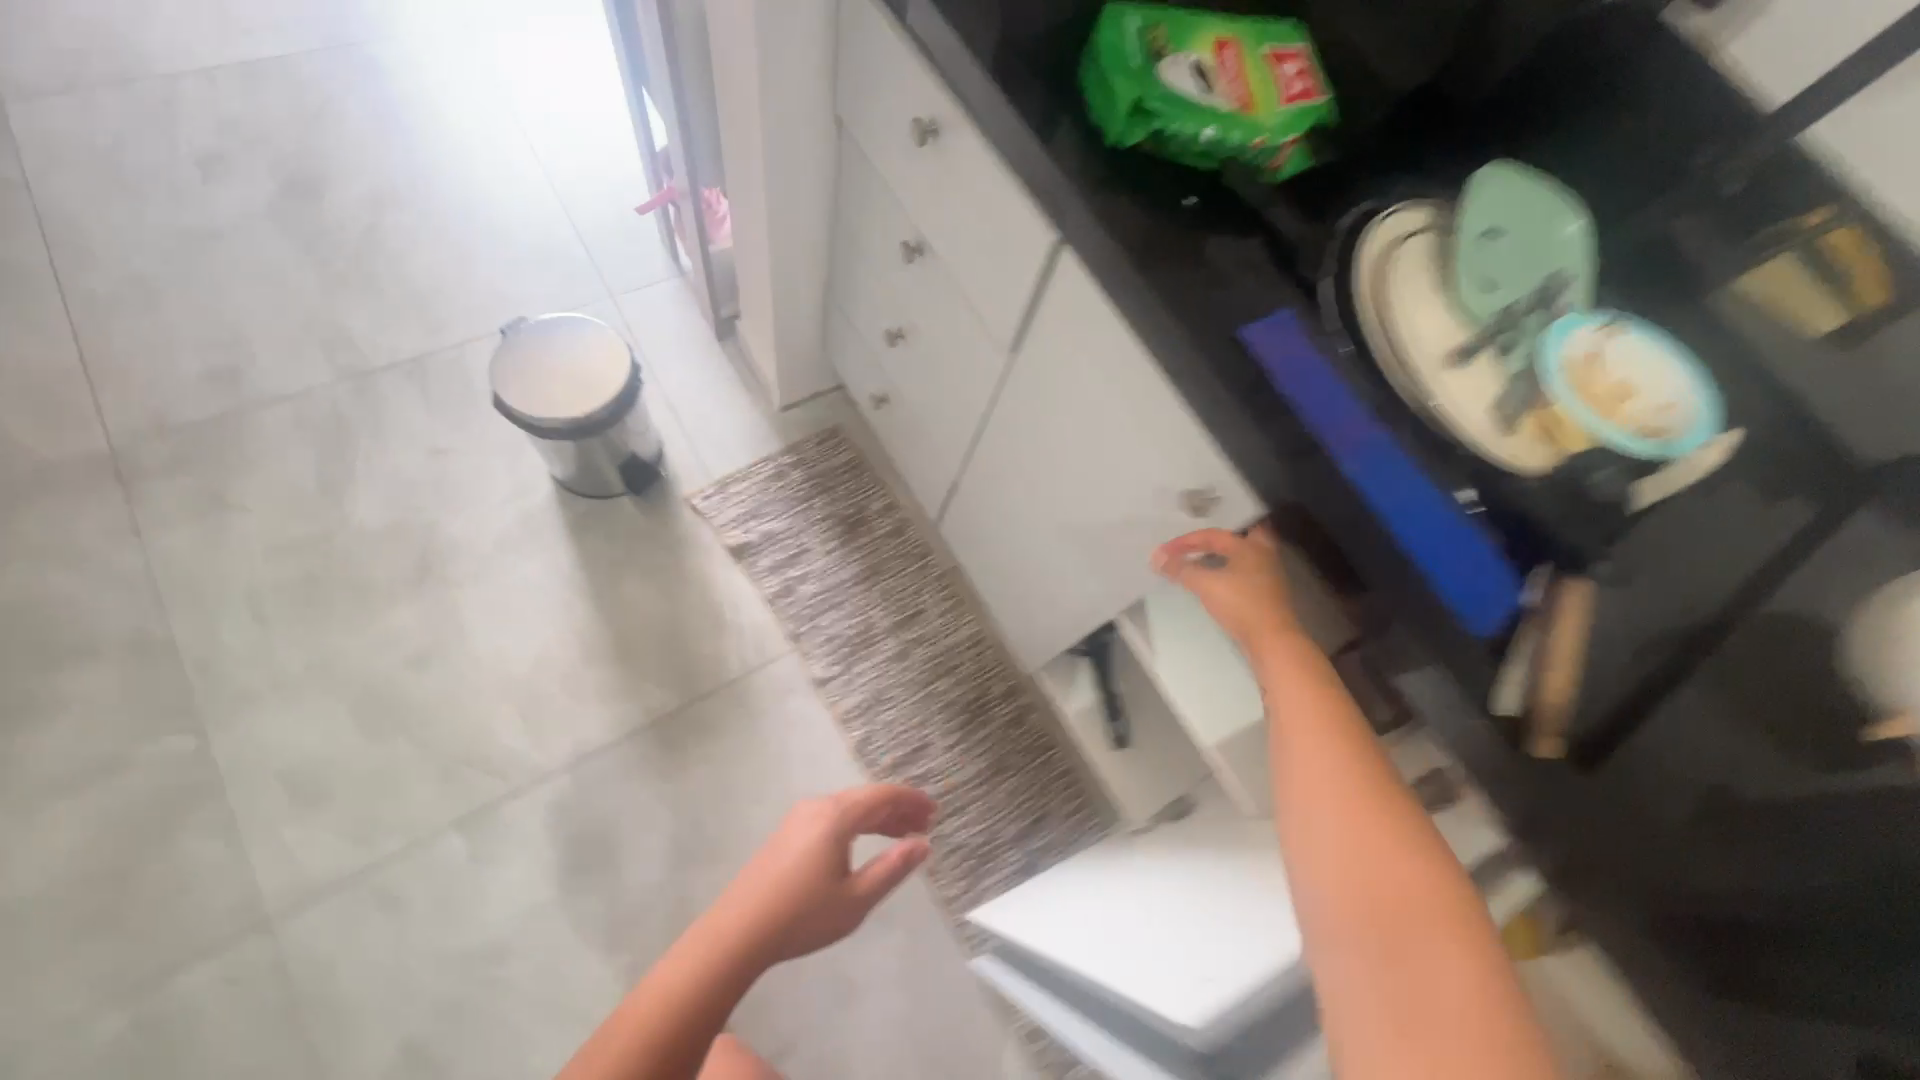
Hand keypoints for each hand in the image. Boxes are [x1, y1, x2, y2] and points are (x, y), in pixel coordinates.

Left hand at [711, 784, 935, 967]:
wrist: (738, 932)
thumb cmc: (803, 916)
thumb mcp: (857, 899)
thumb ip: (892, 868)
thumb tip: (923, 844)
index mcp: (836, 817)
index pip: (883, 795)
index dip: (911, 800)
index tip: (935, 811)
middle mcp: (817, 807)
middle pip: (866, 798)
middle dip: (898, 808)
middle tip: (925, 824)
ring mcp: (798, 819)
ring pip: (848, 808)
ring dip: (878, 817)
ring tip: (903, 835)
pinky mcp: (787, 834)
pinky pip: (832, 817)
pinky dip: (856, 824)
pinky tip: (864, 844)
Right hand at [1152, 524, 1302, 655]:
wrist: (1272, 640)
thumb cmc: (1240, 605)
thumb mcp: (1206, 585)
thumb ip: (1181, 569)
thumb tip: (1157, 557)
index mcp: (1249, 547)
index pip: (1213, 535)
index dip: (1185, 541)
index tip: (1164, 551)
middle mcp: (1263, 554)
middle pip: (1239, 536)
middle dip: (1218, 538)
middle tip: (1199, 541)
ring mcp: (1269, 574)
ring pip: (1243, 555)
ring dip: (1223, 555)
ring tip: (1203, 560)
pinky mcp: (1268, 593)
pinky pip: (1245, 572)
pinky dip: (1229, 570)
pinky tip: (1217, 581)